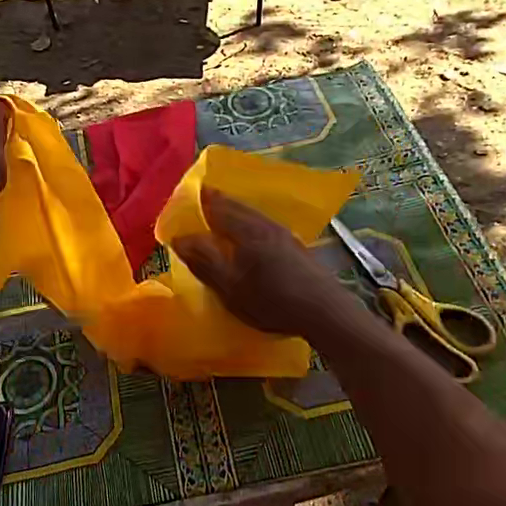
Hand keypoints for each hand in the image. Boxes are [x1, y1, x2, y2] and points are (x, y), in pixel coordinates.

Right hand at [171, 188, 358, 337]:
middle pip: (239, 207)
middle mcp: (266, 225)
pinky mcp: (297, 248)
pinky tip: (252, 236)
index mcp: (246, 231)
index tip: (190, 194)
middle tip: (204, 199)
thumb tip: (180, 238)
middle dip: (220, 202)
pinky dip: (251, 224)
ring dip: (237, 213)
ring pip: (254, 216)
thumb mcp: (229, 287)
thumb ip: (205, 261)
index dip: (202, 200)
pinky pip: (265, 227)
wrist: (324, 311)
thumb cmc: (271, 301)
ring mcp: (285, 235)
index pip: (219, 207)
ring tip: (223, 217)